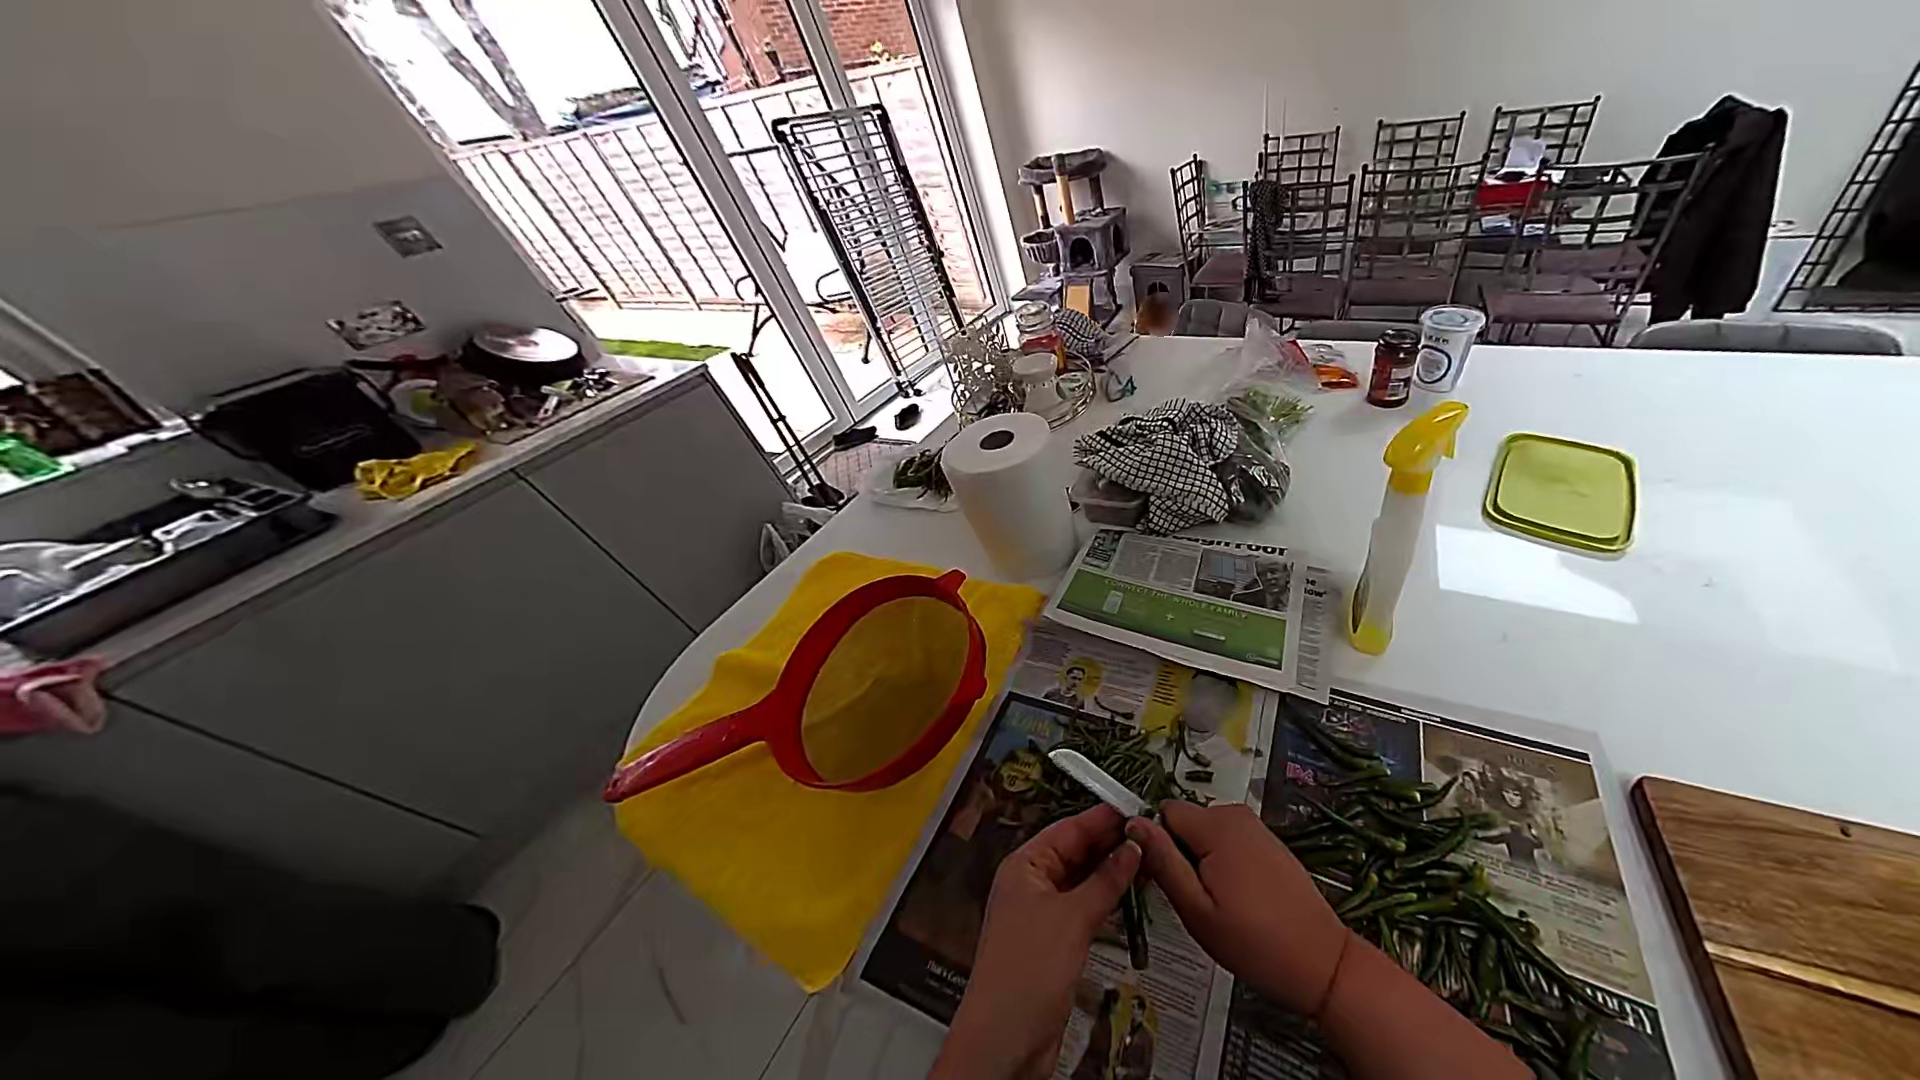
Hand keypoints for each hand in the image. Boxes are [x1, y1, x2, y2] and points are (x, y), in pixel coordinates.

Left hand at [931, 805, 1141, 1079]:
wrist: (1006, 1040)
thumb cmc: (1022, 976)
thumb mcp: (1071, 919)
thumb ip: (1104, 882)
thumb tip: (1130, 849)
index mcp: (1024, 865)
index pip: (1068, 829)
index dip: (1101, 819)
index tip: (1133, 809)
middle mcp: (1031, 883)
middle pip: (1076, 852)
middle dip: (1110, 844)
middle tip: (1149, 835)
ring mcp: (1043, 912)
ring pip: (1083, 880)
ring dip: (1112, 873)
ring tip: (1148, 861)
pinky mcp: (1056, 939)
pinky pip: (1085, 907)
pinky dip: (1107, 900)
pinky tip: (1131, 897)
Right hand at [1127, 801, 1350, 1016]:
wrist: (1324, 965)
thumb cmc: (1256, 943)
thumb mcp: (1196, 909)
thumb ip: (1163, 861)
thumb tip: (1133, 823)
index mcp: (1215, 827)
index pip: (1163, 812)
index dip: (1156, 842)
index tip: (1164, 878)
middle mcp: (1235, 815)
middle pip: (1184, 820)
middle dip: (1179, 852)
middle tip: (1192, 898)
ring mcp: (1255, 826)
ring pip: (1203, 831)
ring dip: (1200, 858)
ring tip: (1216, 901)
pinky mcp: (1267, 840)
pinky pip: (1227, 839)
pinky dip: (1222, 861)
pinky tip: (1237, 897)